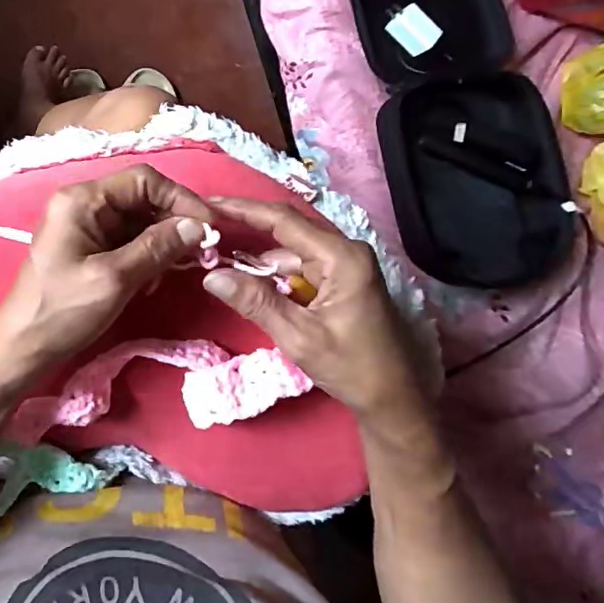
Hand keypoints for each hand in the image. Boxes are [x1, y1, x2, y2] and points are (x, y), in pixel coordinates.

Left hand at [0, 165, 212, 399]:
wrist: (20, 349)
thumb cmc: (61, 312)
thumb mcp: (114, 279)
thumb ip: (157, 248)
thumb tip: (198, 227)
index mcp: (82, 200)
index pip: (143, 180)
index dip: (180, 199)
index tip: (208, 227)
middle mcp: (84, 204)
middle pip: (143, 198)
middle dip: (174, 222)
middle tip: (203, 251)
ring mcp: (86, 226)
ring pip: (139, 221)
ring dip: (163, 242)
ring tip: (181, 268)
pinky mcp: (89, 249)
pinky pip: (128, 241)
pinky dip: (148, 256)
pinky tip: (154, 280)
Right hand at [200, 196, 433, 417]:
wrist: (394, 398)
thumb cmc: (352, 367)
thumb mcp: (298, 336)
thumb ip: (256, 302)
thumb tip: (212, 276)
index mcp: (341, 257)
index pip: (284, 220)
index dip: (244, 210)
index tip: (210, 205)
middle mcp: (346, 250)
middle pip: (288, 228)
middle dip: (248, 226)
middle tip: (209, 225)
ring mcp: (346, 264)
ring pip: (293, 249)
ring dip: (260, 255)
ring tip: (221, 255)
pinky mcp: (343, 279)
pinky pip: (302, 265)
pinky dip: (276, 272)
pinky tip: (251, 278)